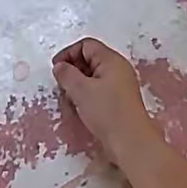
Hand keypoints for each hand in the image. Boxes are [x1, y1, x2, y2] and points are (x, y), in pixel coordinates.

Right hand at [53, 38, 162, 169]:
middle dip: (73, 68)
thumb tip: (59, 66)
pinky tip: (81, 106)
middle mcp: (118, 68)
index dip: (68, 53)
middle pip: (91, 58)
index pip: (86, 45)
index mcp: (111, 59)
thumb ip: (67, 74)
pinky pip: (100, 87)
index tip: (55, 68)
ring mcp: (121, 84)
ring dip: (79, 82)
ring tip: (69, 97)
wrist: (131, 141)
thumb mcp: (81, 90)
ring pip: (94, 74)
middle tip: (61, 83)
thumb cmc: (107, 111)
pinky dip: (87, 92)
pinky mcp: (120, 99)